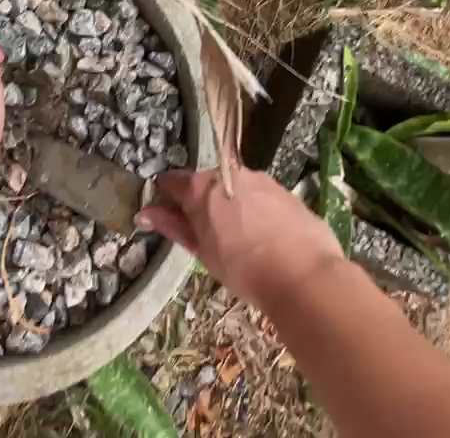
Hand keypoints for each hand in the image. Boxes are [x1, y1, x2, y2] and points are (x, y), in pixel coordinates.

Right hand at [136, 168, 347, 309]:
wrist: (305, 277)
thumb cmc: (243, 269)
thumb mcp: (202, 251)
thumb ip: (173, 227)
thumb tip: (144, 213)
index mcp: (201, 187)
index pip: (171, 182)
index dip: (165, 198)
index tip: (166, 216)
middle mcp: (228, 173)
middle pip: (205, 184)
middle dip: (202, 204)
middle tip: (207, 236)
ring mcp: (260, 179)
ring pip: (236, 189)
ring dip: (232, 207)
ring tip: (242, 241)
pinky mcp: (286, 191)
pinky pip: (262, 197)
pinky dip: (258, 212)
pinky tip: (268, 240)